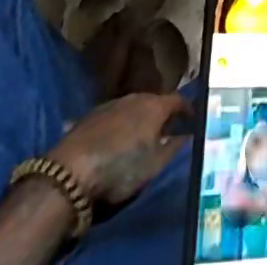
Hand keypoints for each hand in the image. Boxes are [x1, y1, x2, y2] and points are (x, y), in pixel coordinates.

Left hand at [47, 93, 190, 204]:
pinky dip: (125, 122)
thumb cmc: (121, 168)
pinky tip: (121, 137)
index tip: (194, 119)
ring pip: (134, 106)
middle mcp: (134, 97)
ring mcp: (111, 103)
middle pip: (155, 101)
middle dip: (164, 113)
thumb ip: (174, 148)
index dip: (188, 109)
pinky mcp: (93, 113)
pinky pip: (118, 113)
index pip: (177, 100)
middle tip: (172, 129)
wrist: (72, 169)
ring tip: (147, 134)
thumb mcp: (155, 165)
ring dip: (143, 117)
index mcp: (153, 106)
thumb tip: (189, 136)